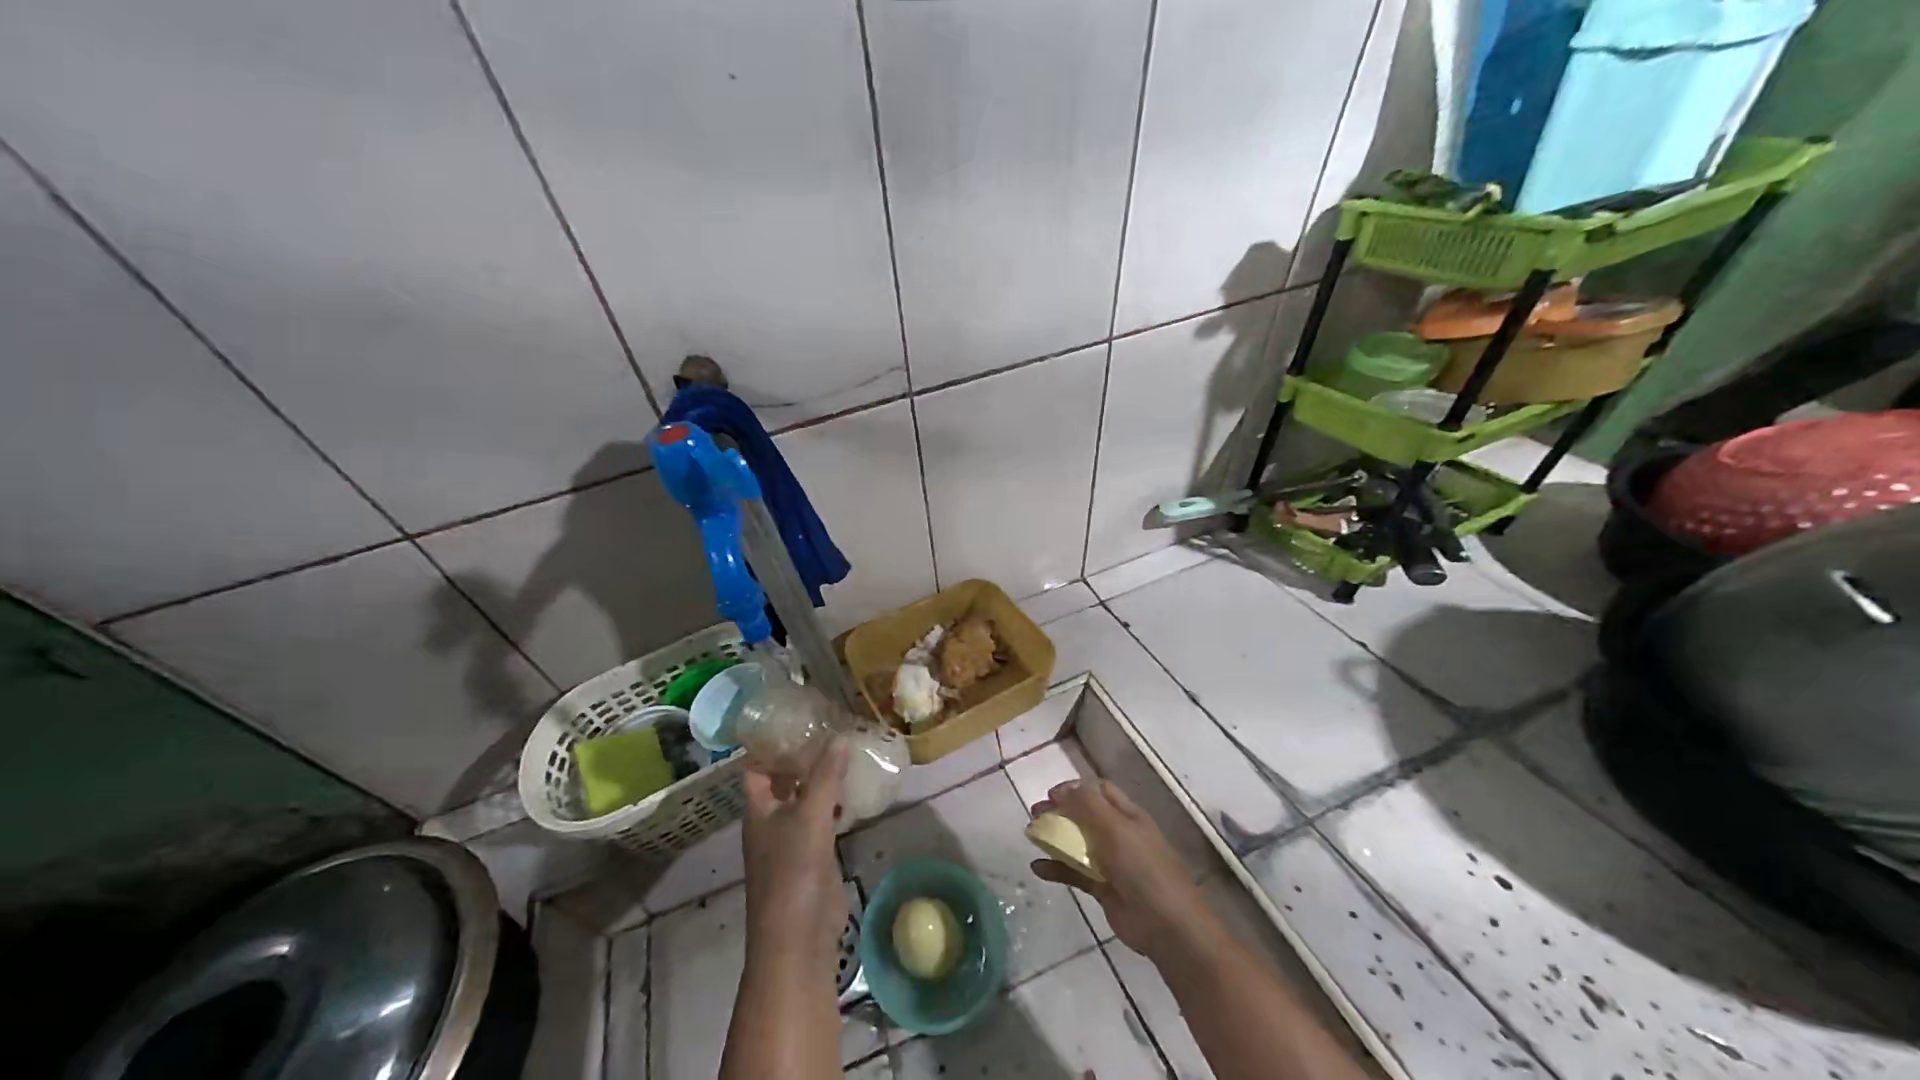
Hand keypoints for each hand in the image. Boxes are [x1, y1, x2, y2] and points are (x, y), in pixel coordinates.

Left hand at [742, 736, 849, 967]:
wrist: (798, 938)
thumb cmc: (793, 873)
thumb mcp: (809, 817)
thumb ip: (826, 776)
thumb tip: (840, 735)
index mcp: (758, 808)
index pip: (756, 765)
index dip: (769, 742)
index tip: (795, 717)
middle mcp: (771, 820)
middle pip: (782, 779)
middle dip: (801, 756)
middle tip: (829, 725)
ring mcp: (792, 839)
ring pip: (804, 798)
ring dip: (820, 778)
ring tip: (846, 748)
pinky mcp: (814, 856)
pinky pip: (821, 819)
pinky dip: (834, 802)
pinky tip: (853, 790)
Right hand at [1030, 779, 1212, 960]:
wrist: (1166, 924)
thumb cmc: (1142, 867)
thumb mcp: (1115, 828)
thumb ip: (1087, 804)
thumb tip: (1061, 789)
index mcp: (1128, 815)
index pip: (1099, 791)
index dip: (1075, 789)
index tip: (1050, 795)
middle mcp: (1120, 834)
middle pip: (1085, 815)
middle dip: (1060, 811)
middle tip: (1035, 813)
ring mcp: (1112, 862)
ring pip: (1078, 843)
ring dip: (1055, 838)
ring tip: (1032, 836)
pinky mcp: (1103, 887)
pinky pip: (1075, 873)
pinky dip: (1057, 869)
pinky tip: (1038, 869)